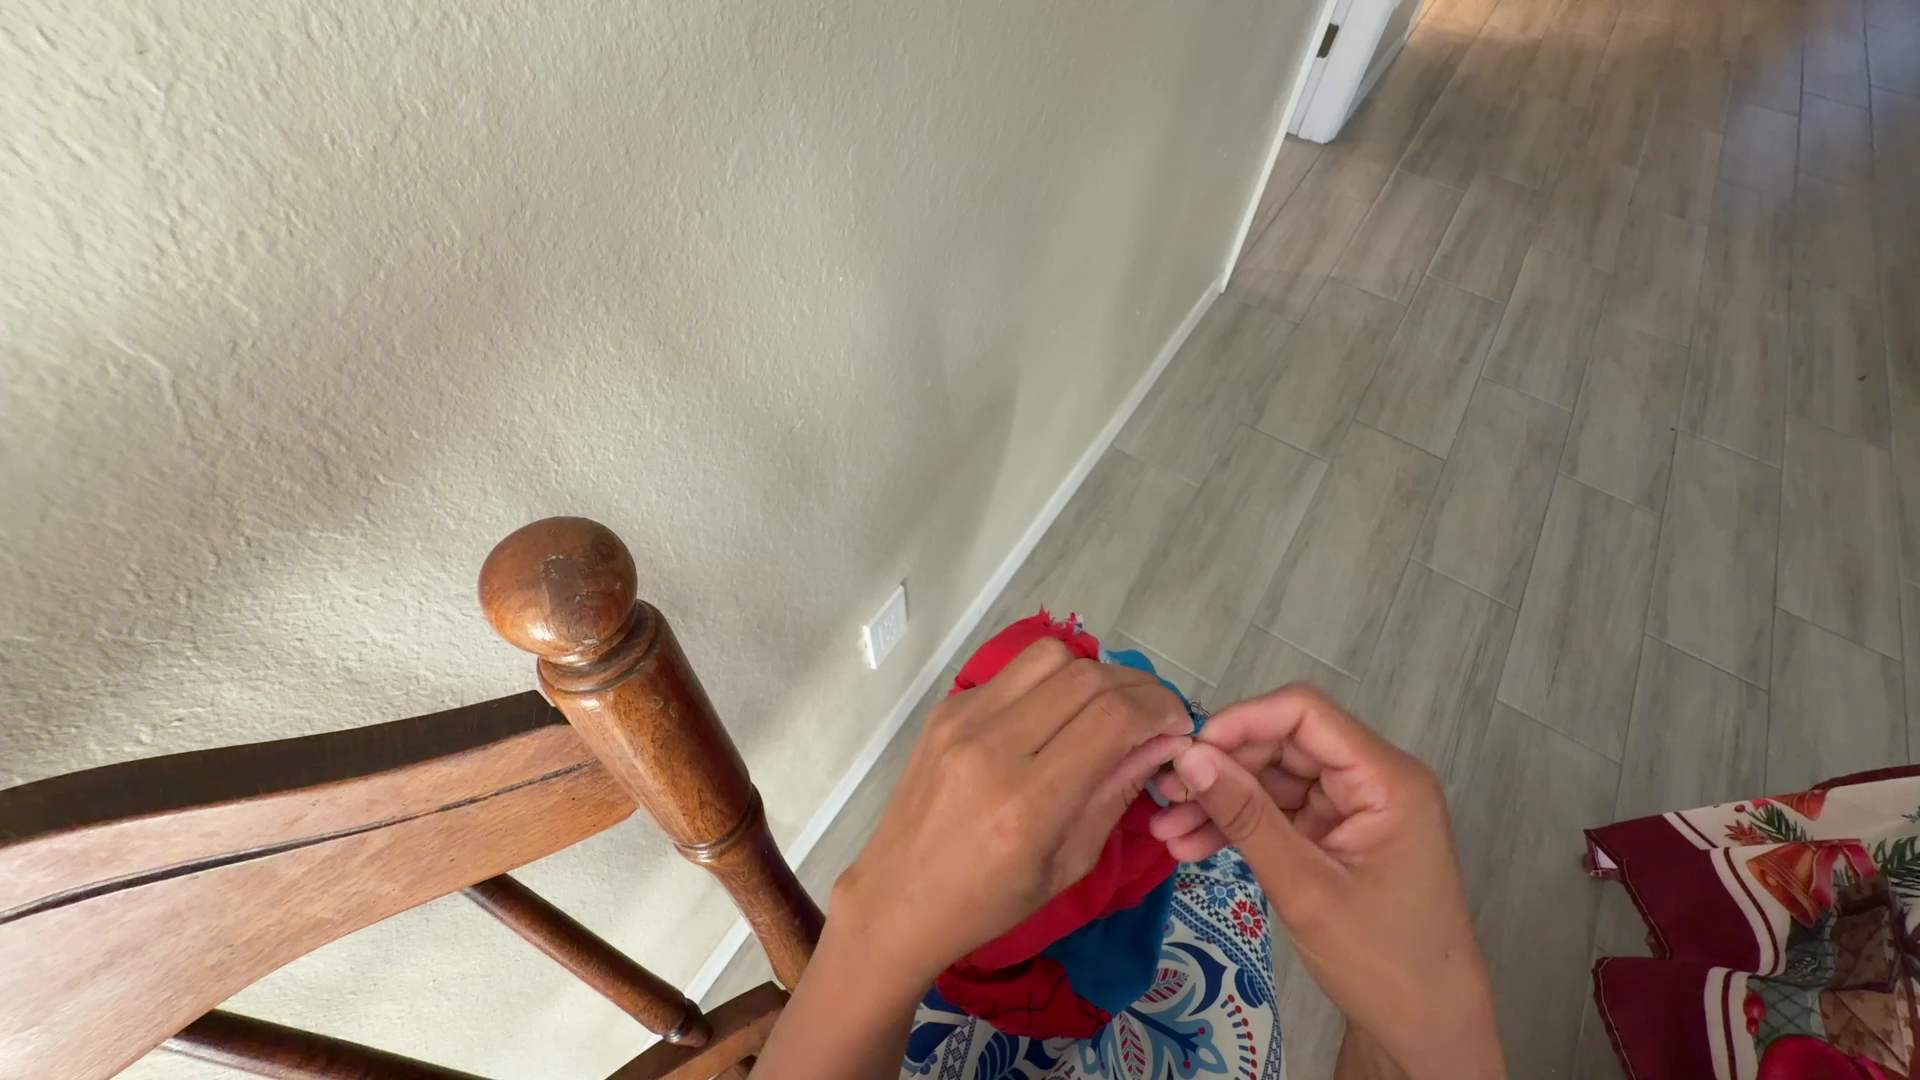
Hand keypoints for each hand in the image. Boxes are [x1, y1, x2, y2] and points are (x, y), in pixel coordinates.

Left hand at [833, 638, 1193, 990]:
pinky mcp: (946, 707)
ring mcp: (962, 718)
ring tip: (1105, 708)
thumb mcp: (1069, 864)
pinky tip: (1055, 713)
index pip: (1112, 718)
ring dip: (1092, 673)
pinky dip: (1050, 681)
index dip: (1159, 709)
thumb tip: (1161, 740)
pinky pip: (1013, 671)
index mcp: (1028, 803)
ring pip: (1049, 655)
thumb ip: (1116, 791)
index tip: (1178, 724)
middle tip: (1153, 713)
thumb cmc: (990, 901)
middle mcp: (992, 746)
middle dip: (1137, 687)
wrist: (900, 896)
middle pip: (1086, 676)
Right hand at [1151, 684, 1503, 1079]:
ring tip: (1165, 829)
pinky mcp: (1331, 834)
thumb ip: (1246, 816)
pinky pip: (1274, 813)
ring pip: (1269, 780)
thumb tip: (1189, 758)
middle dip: (1220, 769)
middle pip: (1279, 745)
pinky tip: (1189, 845)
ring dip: (1218, 803)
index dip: (1242, 721)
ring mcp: (1349, 808)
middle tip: (1165, 794)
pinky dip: (1234, 828)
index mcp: (1385, 778)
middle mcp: (1369, 780)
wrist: (1426, 1038)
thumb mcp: (1306, 887)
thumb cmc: (1383, 963)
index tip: (1189, 751)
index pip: (1303, 714)